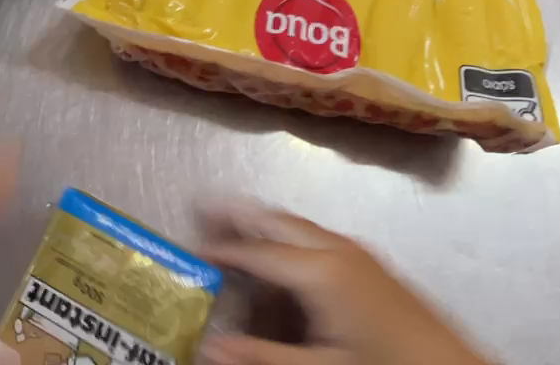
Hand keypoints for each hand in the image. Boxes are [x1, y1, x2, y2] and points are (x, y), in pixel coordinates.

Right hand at [199, 204, 492, 364]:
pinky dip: (285, 234)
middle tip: (202, 210)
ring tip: (232, 225)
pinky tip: (278, 255)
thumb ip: (261, 355)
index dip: (222, 250)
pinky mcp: (367, 260)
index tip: (192, 248)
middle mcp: (333, 246)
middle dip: (237, 213)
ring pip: (294, 223)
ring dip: (261, 221)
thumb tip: (208, 349)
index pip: (256, 251)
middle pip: (274, 219)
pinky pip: (313, 235)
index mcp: (318, 268)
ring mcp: (353, 249)